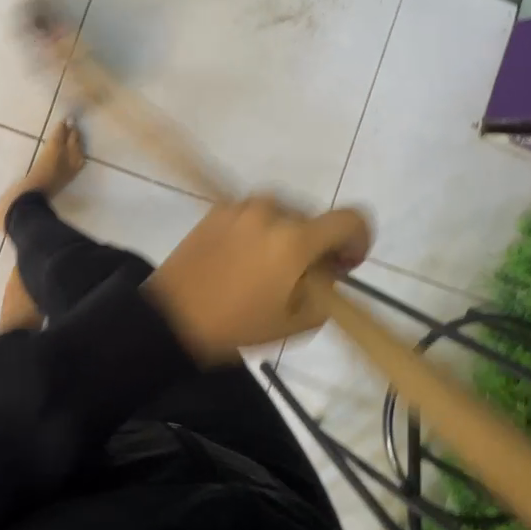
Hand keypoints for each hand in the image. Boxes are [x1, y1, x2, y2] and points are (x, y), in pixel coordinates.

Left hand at [143, 196, 371, 363]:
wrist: (172, 315)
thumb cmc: (238, 324)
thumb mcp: (299, 321)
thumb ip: (328, 290)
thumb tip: (330, 268)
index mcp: (296, 237)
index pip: (351, 219)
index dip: (359, 241)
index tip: (345, 265)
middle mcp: (271, 210)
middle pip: (314, 218)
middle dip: (318, 243)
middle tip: (304, 277)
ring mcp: (240, 206)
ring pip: (283, 214)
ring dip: (288, 235)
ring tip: (270, 269)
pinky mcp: (217, 209)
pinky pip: (254, 214)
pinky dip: (260, 231)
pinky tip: (245, 260)